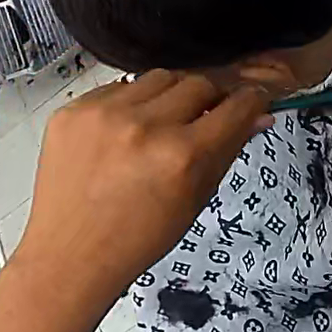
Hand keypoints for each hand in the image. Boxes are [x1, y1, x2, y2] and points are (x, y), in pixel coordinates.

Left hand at [14, 71, 270, 297]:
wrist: (72, 254)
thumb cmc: (140, 236)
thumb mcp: (198, 196)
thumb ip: (229, 149)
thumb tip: (258, 116)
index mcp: (183, 156)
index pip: (236, 106)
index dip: (252, 100)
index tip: (254, 99)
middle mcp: (145, 127)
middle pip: (200, 83)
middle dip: (212, 98)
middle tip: (209, 116)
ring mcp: (104, 115)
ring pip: (161, 77)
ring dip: (173, 95)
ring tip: (166, 123)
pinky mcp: (73, 111)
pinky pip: (119, 88)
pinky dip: (133, 103)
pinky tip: (129, 131)